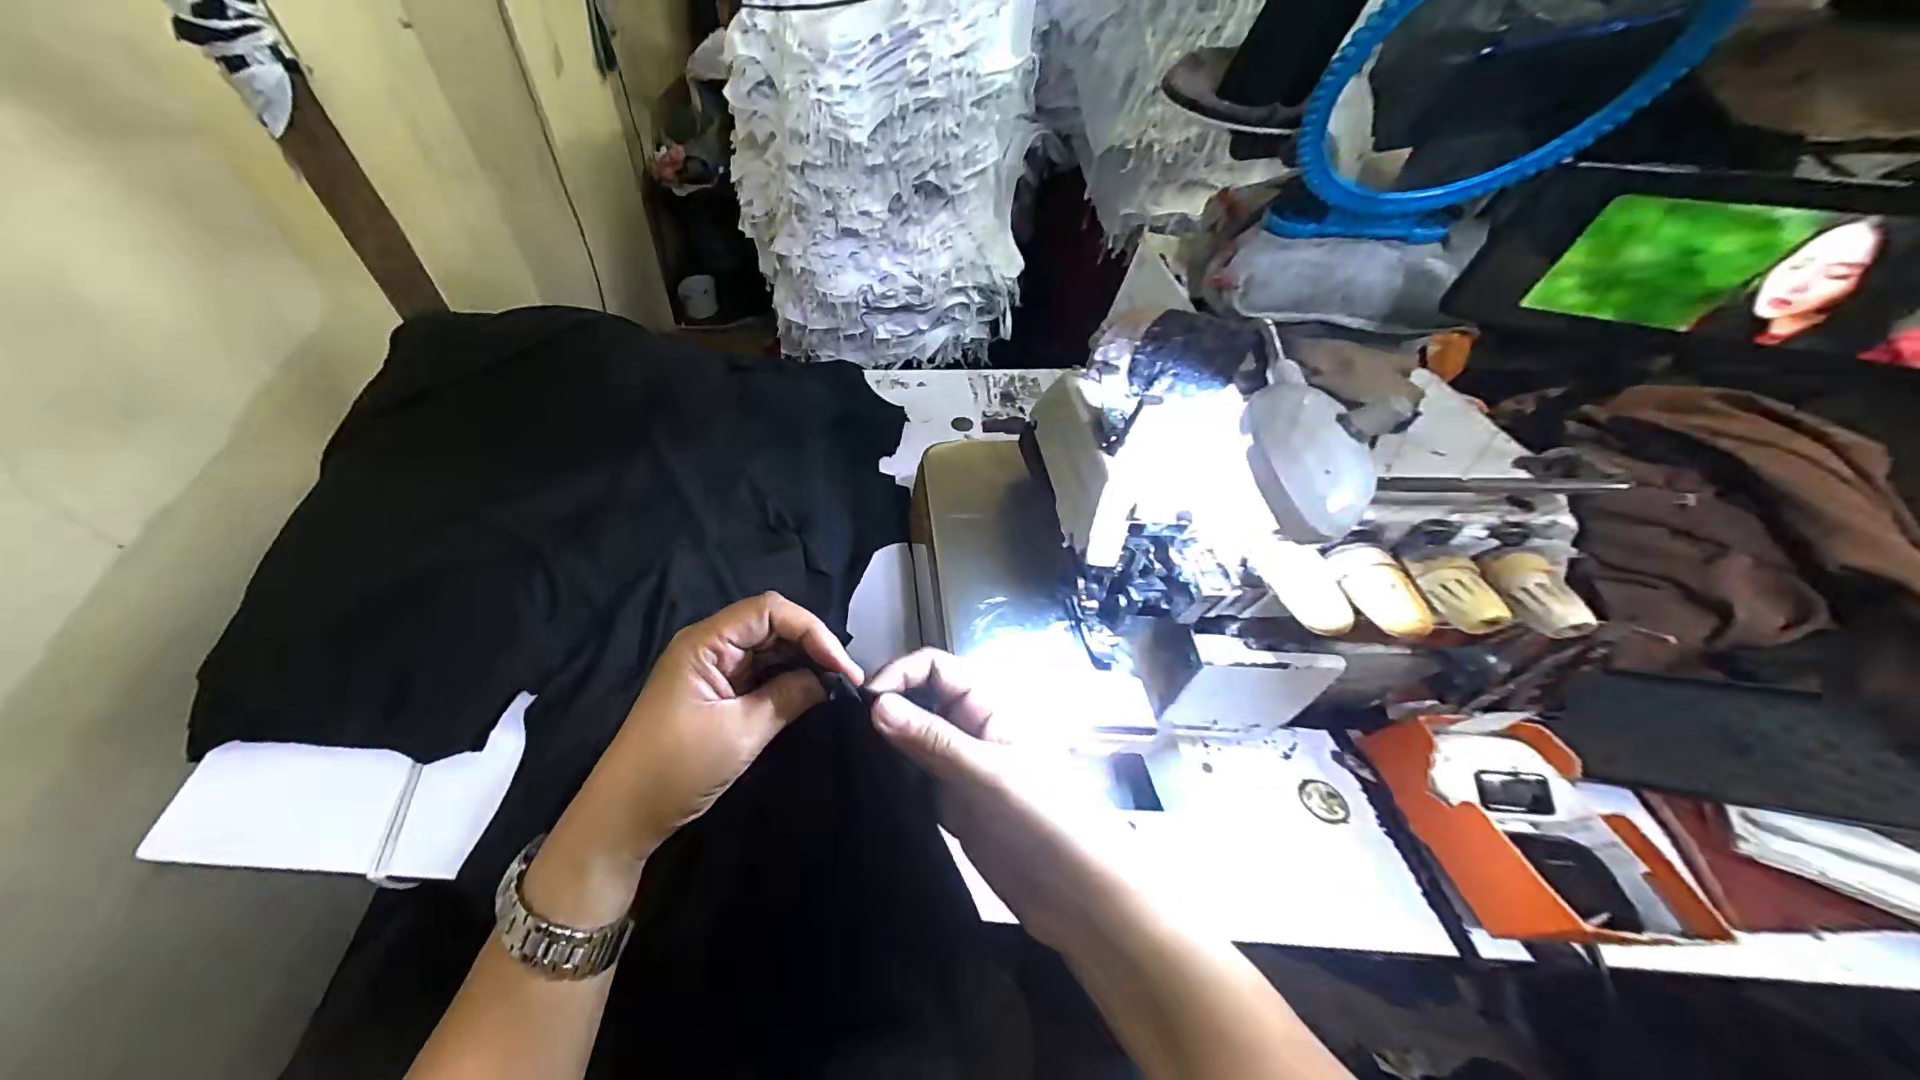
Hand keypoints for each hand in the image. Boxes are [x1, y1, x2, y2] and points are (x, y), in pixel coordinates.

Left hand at [529, 593, 860, 924]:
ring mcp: (711, 667)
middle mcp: (708, 644)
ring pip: (769, 647)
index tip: (842, 666)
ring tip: (835, 684)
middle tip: (846, 678)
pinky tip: (810, 691)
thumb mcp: (742, 732)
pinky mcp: (716, 689)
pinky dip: (787, 677)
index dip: (812, 630)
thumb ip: (790, 696)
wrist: (623, 816)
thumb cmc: (676, 769)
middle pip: (771, 623)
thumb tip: (828, 680)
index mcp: (705, 642)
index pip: (770, 610)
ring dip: (803, 661)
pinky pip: (759, 670)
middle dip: (812, 644)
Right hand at [866, 648, 1124, 948]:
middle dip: (885, 706)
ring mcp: (957, 767)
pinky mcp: (948, 803)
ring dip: (883, 743)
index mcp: (987, 705)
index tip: (864, 703)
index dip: (899, 673)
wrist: (1075, 892)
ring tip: (848, 757)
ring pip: (910, 739)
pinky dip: (889, 777)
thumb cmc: (1044, 817)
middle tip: (845, 731)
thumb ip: (932, 740)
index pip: (935, 667)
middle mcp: (969, 729)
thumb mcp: (987, 772)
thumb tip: (875, 706)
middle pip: (918, 699)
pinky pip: (911, 778)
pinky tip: (865, 786)